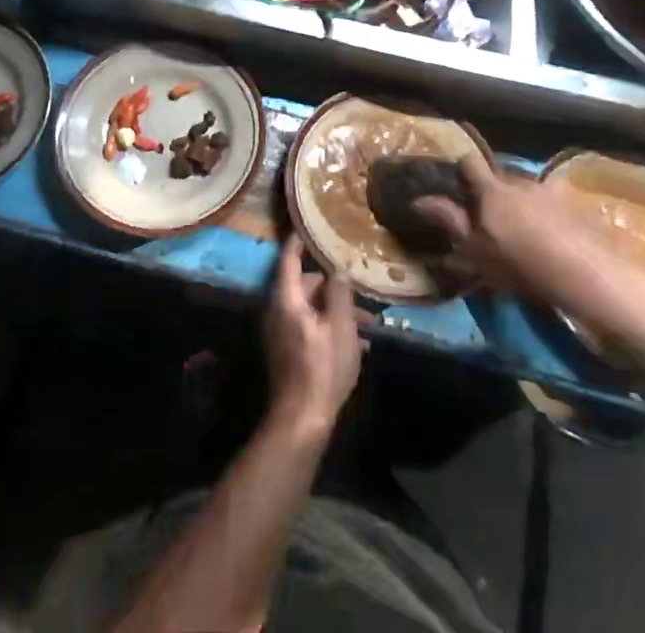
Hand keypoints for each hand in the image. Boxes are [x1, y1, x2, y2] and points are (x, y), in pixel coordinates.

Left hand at [263, 234, 362, 438]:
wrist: (302, 416)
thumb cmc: (323, 368)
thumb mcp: (341, 328)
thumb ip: (340, 296)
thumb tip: (338, 272)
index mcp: (286, 300)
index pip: (289, 260)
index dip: (297, 242)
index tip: (307, 227)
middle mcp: (277, 310)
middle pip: (302, 285)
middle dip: (330, 286)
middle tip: (359, 288)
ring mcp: (279, 331)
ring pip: (309, 308)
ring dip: (335, 311)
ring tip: (368, 323)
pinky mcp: (286, 349)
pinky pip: (308, 326)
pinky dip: (328, 327)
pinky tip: (358, 344)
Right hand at [409, 154, 644, 342]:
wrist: (589, 275)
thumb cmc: (519, 263)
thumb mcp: (475, 249)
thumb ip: (448, 220)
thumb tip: (418, 199)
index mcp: (492, 189)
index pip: (470, 162)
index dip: (461, 171)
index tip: (456, 189)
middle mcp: (521, 181)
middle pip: (498, 176)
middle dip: (490, 192)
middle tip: (486, 220)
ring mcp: (551, 191)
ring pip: (524, 190)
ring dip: (517, 203)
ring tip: (519, 231)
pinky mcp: (574, 206)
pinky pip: (548, 202)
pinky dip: (541, 214)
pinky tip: (546, 238)